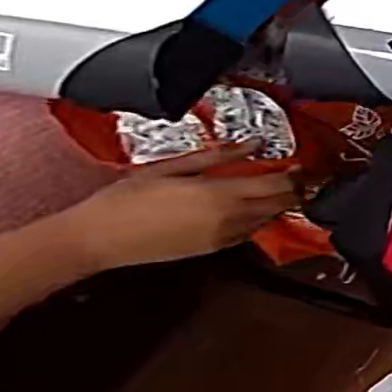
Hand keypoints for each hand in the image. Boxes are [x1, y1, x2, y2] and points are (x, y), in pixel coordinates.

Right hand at [57, 143, 300, 272]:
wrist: (93, 240)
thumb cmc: (125, 199)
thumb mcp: (170, 169)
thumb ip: (218, 156)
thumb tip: (255, 144)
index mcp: (223, 193)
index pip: (281, 184)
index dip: (296, 174)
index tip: (298, 166)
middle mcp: (233, 215)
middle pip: (285, 202)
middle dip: (295, 189)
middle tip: (291, 178)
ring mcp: (228, 234)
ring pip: (273, 217)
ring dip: (278, 204)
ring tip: (269, 191)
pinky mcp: (218, 248)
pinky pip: (253, 231)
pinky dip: (259, 218)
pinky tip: (246, 209)